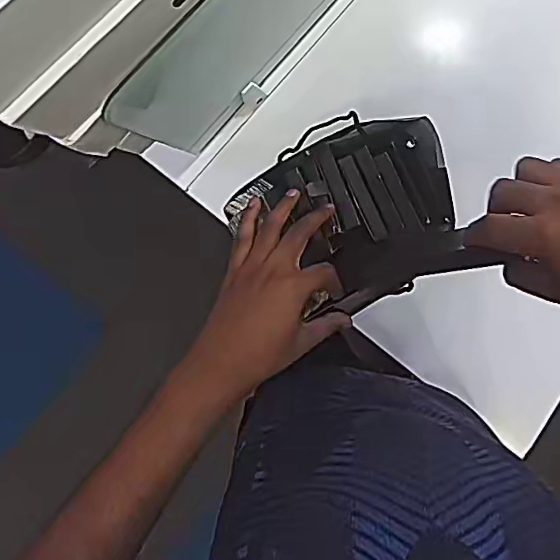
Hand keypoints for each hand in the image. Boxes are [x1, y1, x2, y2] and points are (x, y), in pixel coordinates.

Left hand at [179, 191, 348, 401]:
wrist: (218, 366)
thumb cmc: (255, 357)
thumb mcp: (301, 343)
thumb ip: (326, 326)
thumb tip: (342, 320)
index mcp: (294, 286)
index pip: (324, 272)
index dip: (334, 279)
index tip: (334, 288)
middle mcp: (273, 270)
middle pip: (300, 233)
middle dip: (317, 218)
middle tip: (326, 208)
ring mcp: (252, 268)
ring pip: (270, 226)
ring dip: (283, 206)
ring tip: (292, 193)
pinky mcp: (234, 272)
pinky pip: (243, 237)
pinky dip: (248, 219)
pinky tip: (253, 207)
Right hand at [466, 157, 559, 326]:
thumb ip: (523, 273)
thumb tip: (508, 260)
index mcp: (544, 235)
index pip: (490, 227)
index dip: (476, 236)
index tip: (477, 240)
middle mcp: (557, 201)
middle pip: (502, 191)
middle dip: (496, 211)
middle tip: (505, 226)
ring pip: (526, 168)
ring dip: (521, 188)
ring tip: (531, 206)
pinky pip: (558, 163)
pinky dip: (550, 177)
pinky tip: (559, 196)